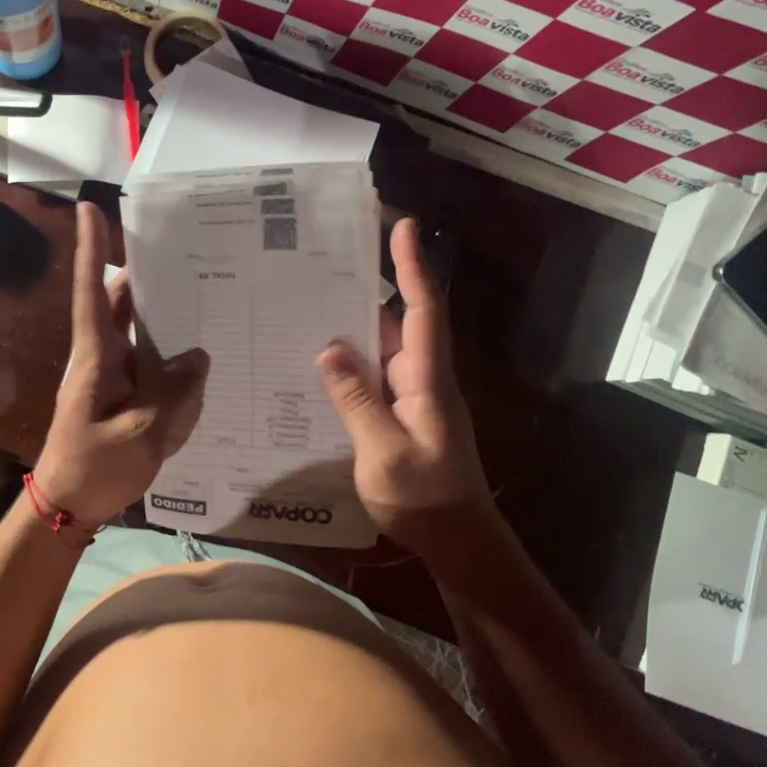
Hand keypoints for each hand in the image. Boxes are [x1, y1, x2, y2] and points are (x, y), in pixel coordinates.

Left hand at [32, 203, 209, 526]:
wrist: (66, 505)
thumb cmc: (95, 467)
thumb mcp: (142, 433)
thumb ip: (172, 392)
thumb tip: (198, 355)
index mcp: (96, 356)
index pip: (92, 291)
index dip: (91, 249)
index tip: (89, 208)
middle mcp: (99, 356)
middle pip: (116, 302)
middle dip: (142, 272)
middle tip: (184, 247)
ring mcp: (108, 375)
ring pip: (132, 329)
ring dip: (157, 309)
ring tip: (200, 287)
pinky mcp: (118, 394)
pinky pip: (143, 359)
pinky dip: (164, 347)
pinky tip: (195, 347)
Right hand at [316, 218, 490, 542]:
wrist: (458, 541)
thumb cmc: (426, 499)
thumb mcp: (384, 453)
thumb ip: (357, 402)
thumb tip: (329, 351)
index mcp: (427, 380)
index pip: (422, 311)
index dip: (411, 267)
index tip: (401, 225)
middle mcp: (422, 378)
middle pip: (397, 320)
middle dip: (370, 284)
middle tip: (329, 255)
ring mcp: (411, 397)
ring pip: (380, 348)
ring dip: (352, 324)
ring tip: (308, 299)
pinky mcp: (399, 415)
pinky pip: (371, 377)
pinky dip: (347, 363)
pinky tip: (315, 360)